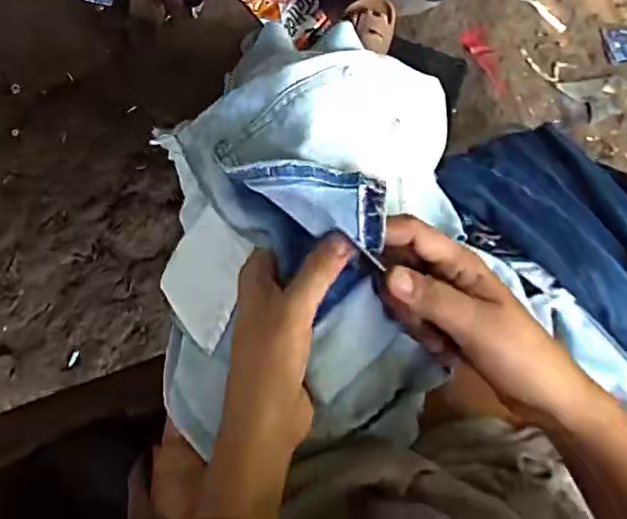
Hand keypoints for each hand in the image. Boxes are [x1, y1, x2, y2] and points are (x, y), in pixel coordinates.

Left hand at [201, 235, 351, 517]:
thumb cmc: (271, 359)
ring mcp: (285, 308)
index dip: (308, 217)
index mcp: (256, 272)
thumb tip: (344, 231)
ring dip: (334, 266)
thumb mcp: (294, 309)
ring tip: (370, 244)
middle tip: (364, 222)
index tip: (342, 203)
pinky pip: (321, 300)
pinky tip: (364, 279)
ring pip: (312, 277)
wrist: (268, 424)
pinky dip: (338, 290)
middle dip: (326, 241)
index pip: (282, 231)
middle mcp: (268, 284)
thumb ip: (317, 270)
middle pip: (299, 253)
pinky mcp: (301, 330)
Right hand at [378, 215, 598, 430]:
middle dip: (397, 289)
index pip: (411, 231)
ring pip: (404, 291)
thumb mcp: (474, 324)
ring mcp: (444, 295)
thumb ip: (430, 297)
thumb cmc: (517, 351)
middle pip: (400, 260)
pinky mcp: (443, 320)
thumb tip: (386, 274)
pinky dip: (420, 331)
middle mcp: (447, 270)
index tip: (349, 247)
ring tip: (437, 339)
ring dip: (412, 316)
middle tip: (414, 319)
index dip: (381, 231)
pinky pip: (414, 315)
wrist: (547, 398)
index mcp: (458, 259)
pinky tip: (443, 351)